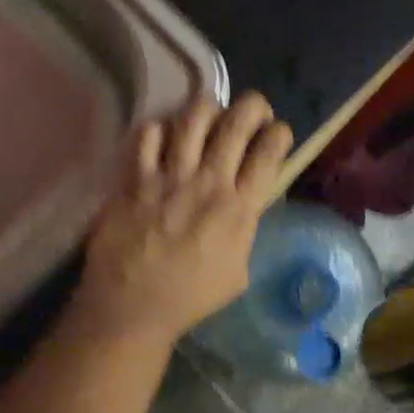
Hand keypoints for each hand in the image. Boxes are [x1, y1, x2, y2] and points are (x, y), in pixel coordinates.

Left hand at [70, 93, 292, 343]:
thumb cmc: (189, 297)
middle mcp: (208, 183)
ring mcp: (168, 177)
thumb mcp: (238, 272)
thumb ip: (244, 232)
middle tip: (253, 111)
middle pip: (238, 123)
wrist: (133, 306)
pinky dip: (160, 129)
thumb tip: (245, 208)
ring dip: (209, 108)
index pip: (269, 153)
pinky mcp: (134, 178)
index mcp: (239, 209)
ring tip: (210, 114)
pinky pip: (149, 134)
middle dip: (253, 106)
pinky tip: (164, 137)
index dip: (280, 134)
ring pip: (194, 117)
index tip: (278, 132)